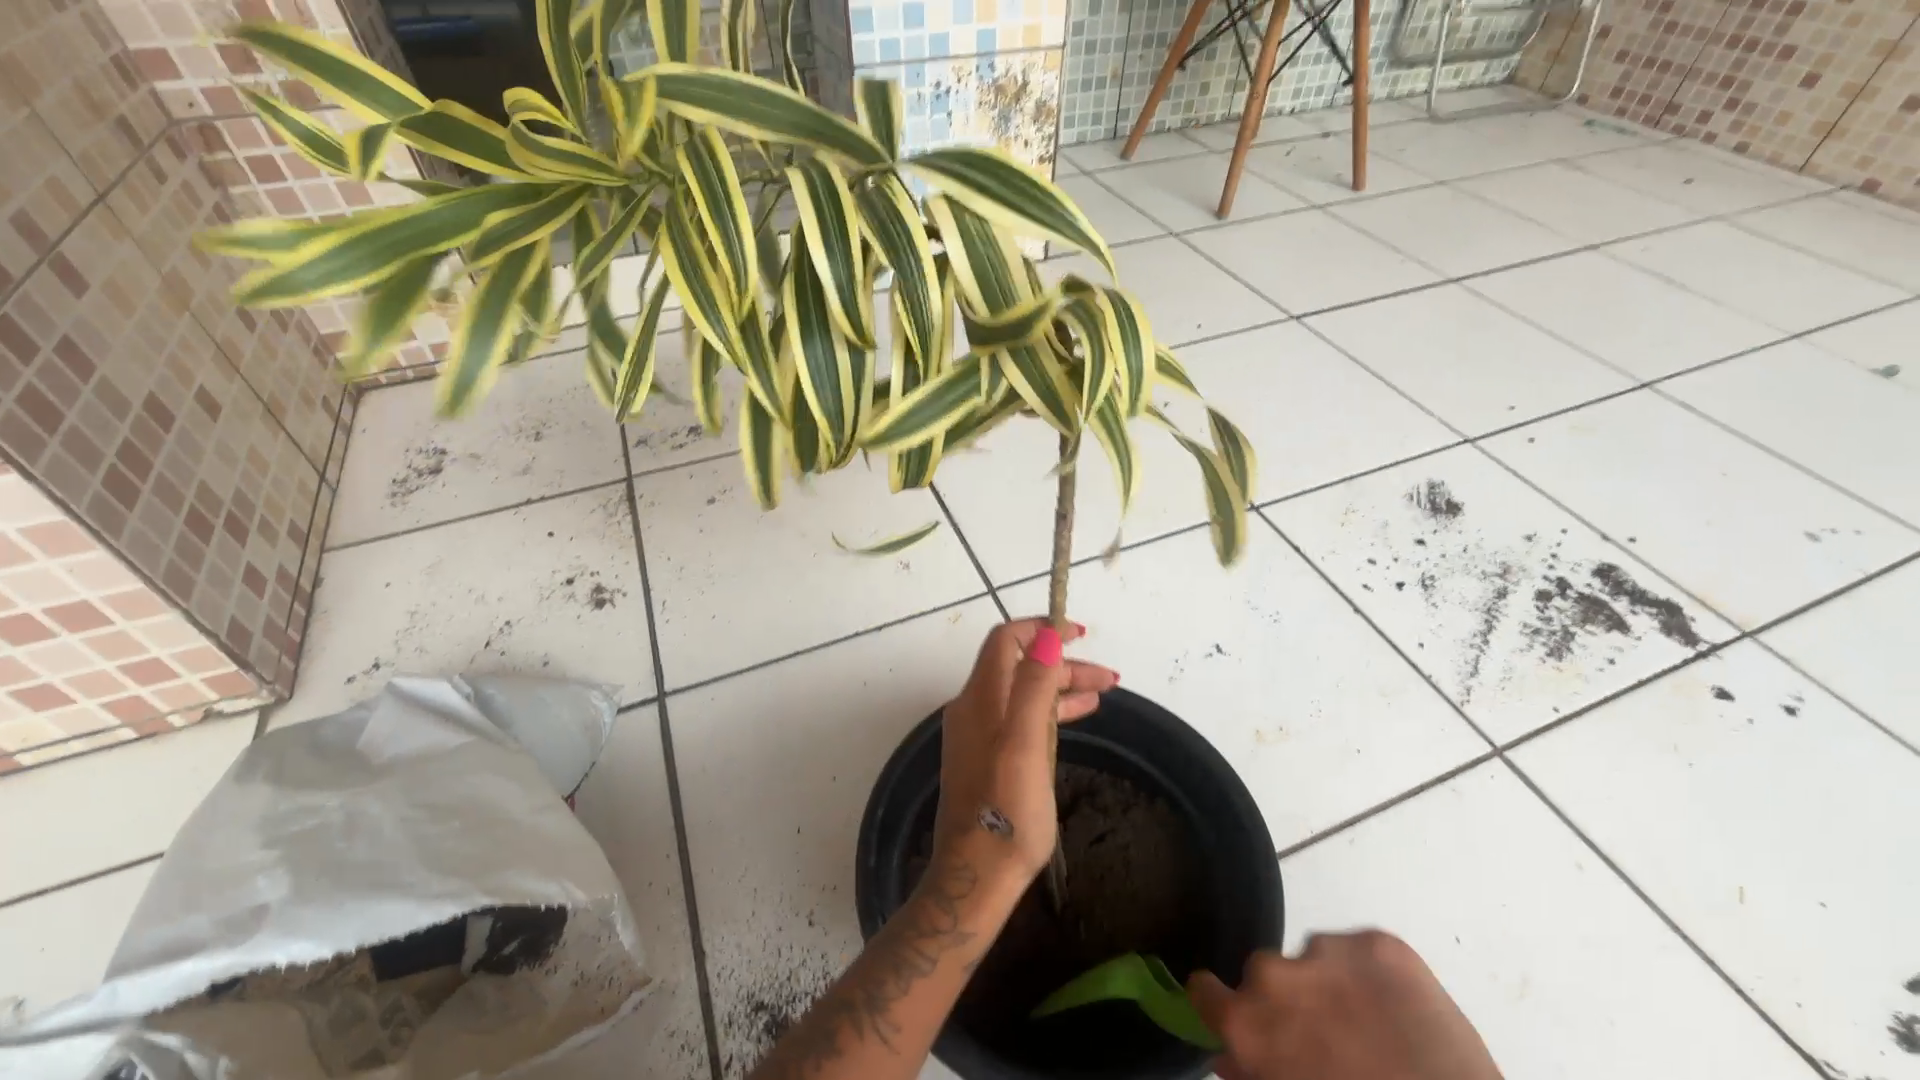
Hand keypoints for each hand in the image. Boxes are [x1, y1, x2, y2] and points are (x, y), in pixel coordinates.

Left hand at [932, 619, 1119, 888]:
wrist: (978, 873)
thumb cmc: (1008, 808)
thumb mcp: (1026, 742)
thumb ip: (1033, 685)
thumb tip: (1046, 636)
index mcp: (980, 698)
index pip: (1006, 640)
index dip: (1042, 629)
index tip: (1081, 633)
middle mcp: (974, 709)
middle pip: (1019, 666)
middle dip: (1063, 663)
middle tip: (1109, 678)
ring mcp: (978, 736)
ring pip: (1023, 694)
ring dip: (1061, 687)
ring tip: (1103, 694)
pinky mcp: (987, 759)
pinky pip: (1021, 720)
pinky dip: (1049, 712)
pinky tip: (1075, 720)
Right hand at [1189, 933, 1501, 1079]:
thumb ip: (1249, 1074)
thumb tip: (1227, 1056)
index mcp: (1248, 1020)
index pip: (1204, 988)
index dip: (1219, 1003)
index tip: (1238, 1016)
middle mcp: (1277, 975)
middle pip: (1264, 973)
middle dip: (1286, 1000)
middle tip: (1324, 1038)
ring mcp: (1330, 952)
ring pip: (1314, 958)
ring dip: (1329, 983)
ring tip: (1370, 1026)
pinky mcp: (1380, 944)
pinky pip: (1358, 950)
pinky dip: (1371, 974)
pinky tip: (1397, 1012)